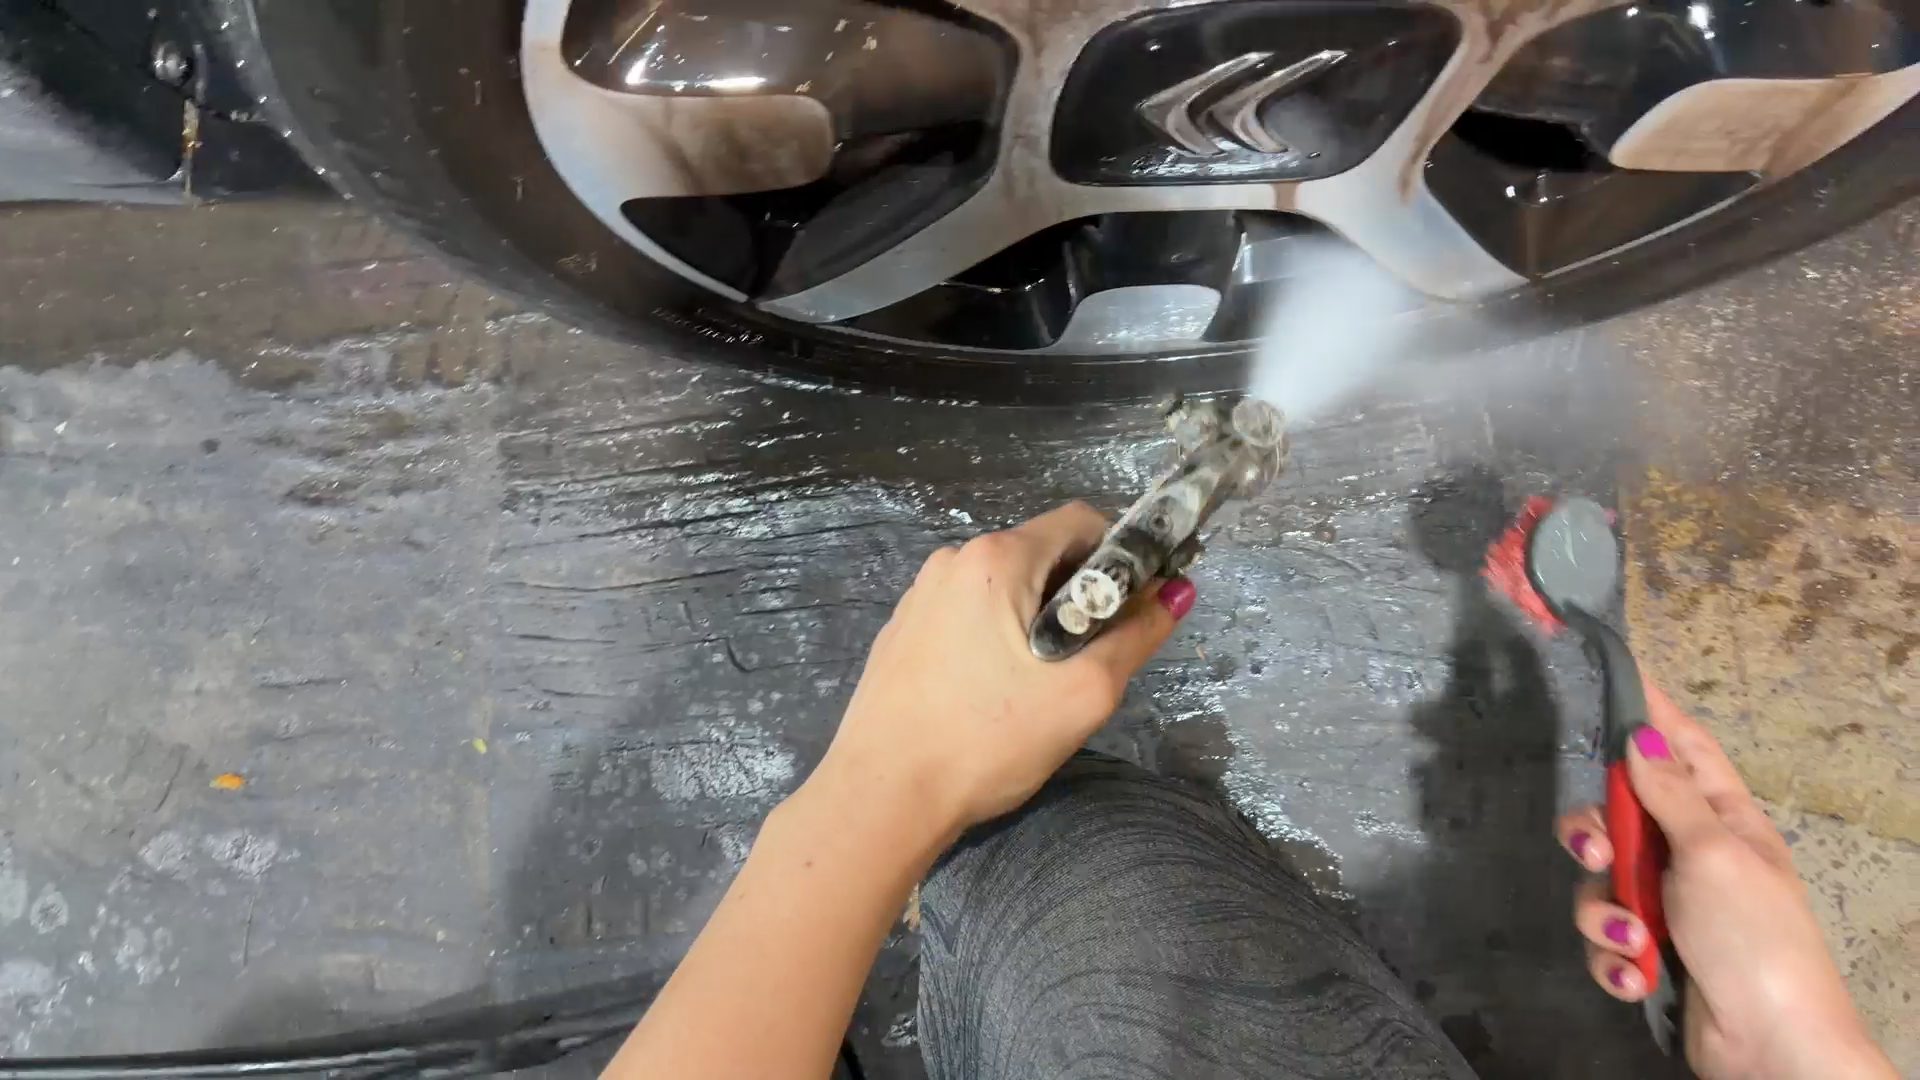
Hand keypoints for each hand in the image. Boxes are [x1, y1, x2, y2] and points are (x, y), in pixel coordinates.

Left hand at [807, 502, 1191, 838]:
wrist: (880, 794)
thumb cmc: (987, 740)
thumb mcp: (1082, 692)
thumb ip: (1136, 636)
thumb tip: (1178, 592)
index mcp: (995, 558)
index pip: (1080, 521)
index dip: (1121, 555)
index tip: (1134, 606)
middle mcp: (953, 560)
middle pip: (1041, 553)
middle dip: (1078, 595)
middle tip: (1089, 658)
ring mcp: (921, 593)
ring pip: (1005, 586)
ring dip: (1038, 618)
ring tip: (1040, 683)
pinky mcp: (904, 627)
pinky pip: (968, 612)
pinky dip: (996, 634)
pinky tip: (991, 689)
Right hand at [1555, 676, 1894, 1079]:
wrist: (1770, 1052)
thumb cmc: (1755, 939)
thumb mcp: (1715, 857)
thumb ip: (1669, 796)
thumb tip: (1642, 735)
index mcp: (1723, 822)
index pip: (1681, 746)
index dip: (1649, 708)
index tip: (1613, 667)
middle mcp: (1688, 850)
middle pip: (1613, 809)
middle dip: (1592, 833)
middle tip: (1593, 850)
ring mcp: (1664, 896)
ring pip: (1595, 872)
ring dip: (1602, 907)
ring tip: (1630, 939)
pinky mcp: (1644, 939)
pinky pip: (1600, 924)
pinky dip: (1610, 950)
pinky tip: (1635, 971)